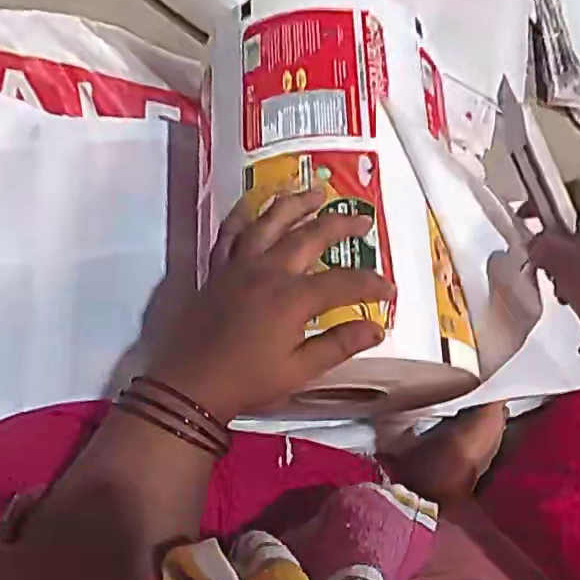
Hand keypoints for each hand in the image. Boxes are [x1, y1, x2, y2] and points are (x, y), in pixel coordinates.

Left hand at [144, 190, 394, 420]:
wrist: (190, 386)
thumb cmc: (247, 382)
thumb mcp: (299, 370)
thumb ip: (339, 345)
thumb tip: (377, 328)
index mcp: (292, 299)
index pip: (344, 283)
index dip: (372, 285)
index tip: (389, 291)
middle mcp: (268, 271)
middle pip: (311, 236)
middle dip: (341, 225)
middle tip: (363, 219)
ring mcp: (239, 266)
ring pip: (270, 222)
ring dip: (296, 204)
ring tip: (317, 193)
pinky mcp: (216, 269)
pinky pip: (230, 232)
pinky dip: (243, 213)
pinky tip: (254, 203)